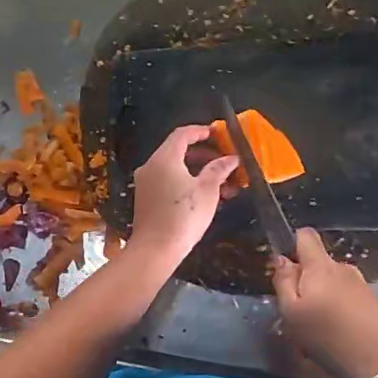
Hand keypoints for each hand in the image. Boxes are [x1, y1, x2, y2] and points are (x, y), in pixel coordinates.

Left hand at [129, 125, 239, 262]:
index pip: (181, 134)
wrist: (156, 247)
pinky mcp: (147, 197)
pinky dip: (187, 181)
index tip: (218, 133)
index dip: (200, 131)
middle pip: (178, 151)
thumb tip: (231, 158)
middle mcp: (151, 166)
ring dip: (199, 171)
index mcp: (163, 159)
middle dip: (205, 154)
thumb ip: (218, 169)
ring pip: (175, 168)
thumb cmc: (184, 215)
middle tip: (227, 160)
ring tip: (226, 182)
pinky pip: (168, 180)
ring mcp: (146, 182)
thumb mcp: (207, 190)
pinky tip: (208, 194)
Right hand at [271, 228, 377, 377]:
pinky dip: (342, 308)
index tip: (286, 267)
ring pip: (336, 282)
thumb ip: (283, 281)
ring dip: (325, 294)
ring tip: (319, 323)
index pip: (306, 236)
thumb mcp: (290, 312)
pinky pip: (351, 297)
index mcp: (321, 267)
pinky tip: (339, 332)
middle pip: (320, 263)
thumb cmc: (325, 337)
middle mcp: (346, 270)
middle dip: (308, 277)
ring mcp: (365, 287)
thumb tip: (282, 259)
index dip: (293, 245)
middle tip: (300, 307)